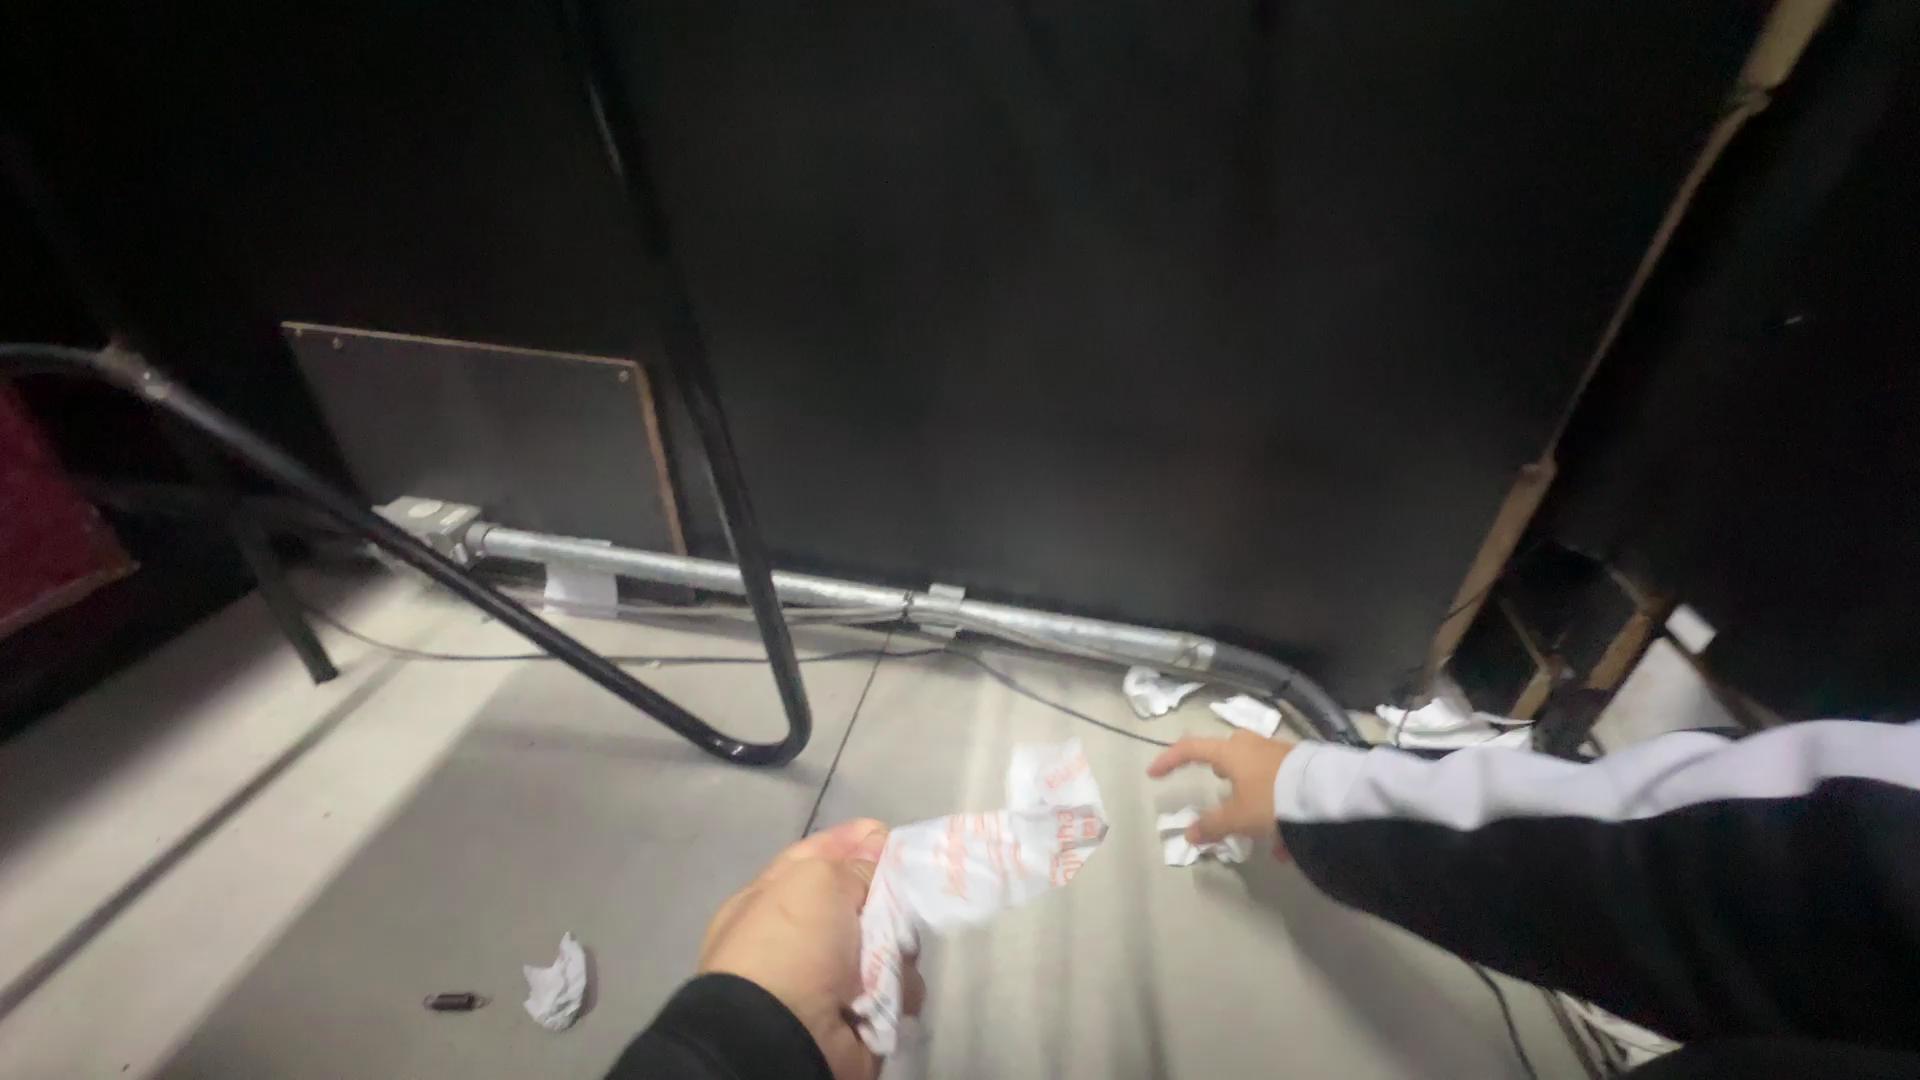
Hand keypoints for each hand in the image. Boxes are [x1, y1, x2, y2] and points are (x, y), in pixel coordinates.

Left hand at [698, 818, 918, 1079]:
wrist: (781, 1039)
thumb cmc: (791, 944)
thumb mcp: (818, 881)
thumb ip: (854, 864)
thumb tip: (876, 846)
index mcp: (772, 898)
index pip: (817, 856)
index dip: (852, 842)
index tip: (887, 833)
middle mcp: (799, 936)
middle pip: (859, 900)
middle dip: (886, 895)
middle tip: (902, 894)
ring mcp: (827, 978)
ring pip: (884, 941)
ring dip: (897, 943)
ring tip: (897, 948)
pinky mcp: (857, 1015)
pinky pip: (894, 986)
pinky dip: (900, 987)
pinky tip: (896, 986)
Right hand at [1146, 731, 1296, 844]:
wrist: (1326, 793)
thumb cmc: (1271, 798)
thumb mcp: (1239, 817)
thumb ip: (1212, 825)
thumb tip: (1188, 835)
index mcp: (1228, 750)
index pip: (1188, 749)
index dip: (1169, 760)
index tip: (1154, 774)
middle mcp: (1248, 743)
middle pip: (1225, 755)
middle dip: (1221, 775)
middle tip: (1221, 794)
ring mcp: (1274, 750)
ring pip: (1253, 771)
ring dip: (1251, 798)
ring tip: (1261, 831)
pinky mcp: (1296, 761)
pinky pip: (1275, 781)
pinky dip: (1272, 803)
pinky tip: (1285, 836)